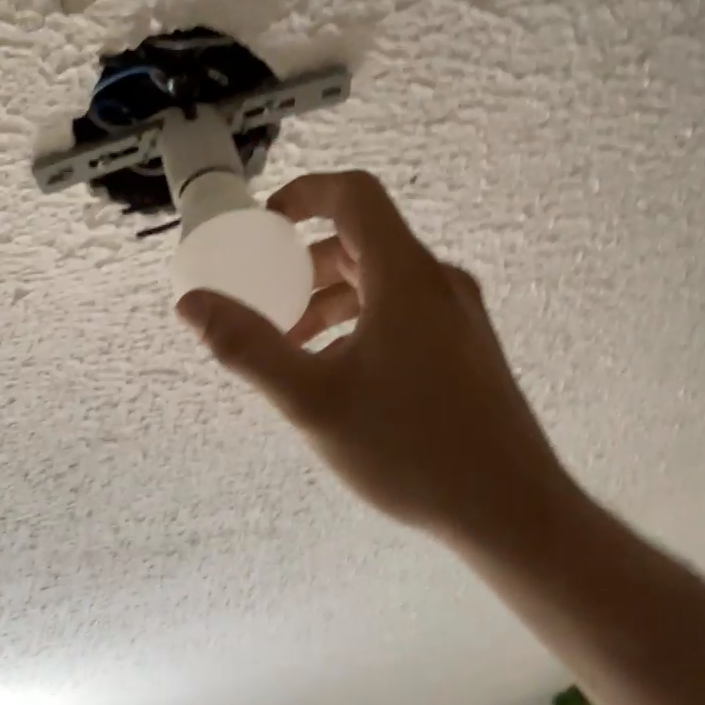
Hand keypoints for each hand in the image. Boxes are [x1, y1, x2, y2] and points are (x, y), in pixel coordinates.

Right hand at [178, 171, 572, 533]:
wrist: (512, 510)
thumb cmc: (411, 451)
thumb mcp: (312, 400)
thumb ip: (247, 347)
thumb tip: (192, 305)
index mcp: (405, 276)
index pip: (354, 194)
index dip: (303, 194)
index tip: (265, 226)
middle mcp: (438, 283)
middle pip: (363, 240)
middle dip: (305, 264)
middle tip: (268, 301)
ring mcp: (460, 316)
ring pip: (383, 280)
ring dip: (331, 299)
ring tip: (294, 346)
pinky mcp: (468, 348)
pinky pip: (405, 311)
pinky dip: (362, 321)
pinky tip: (340, 375)